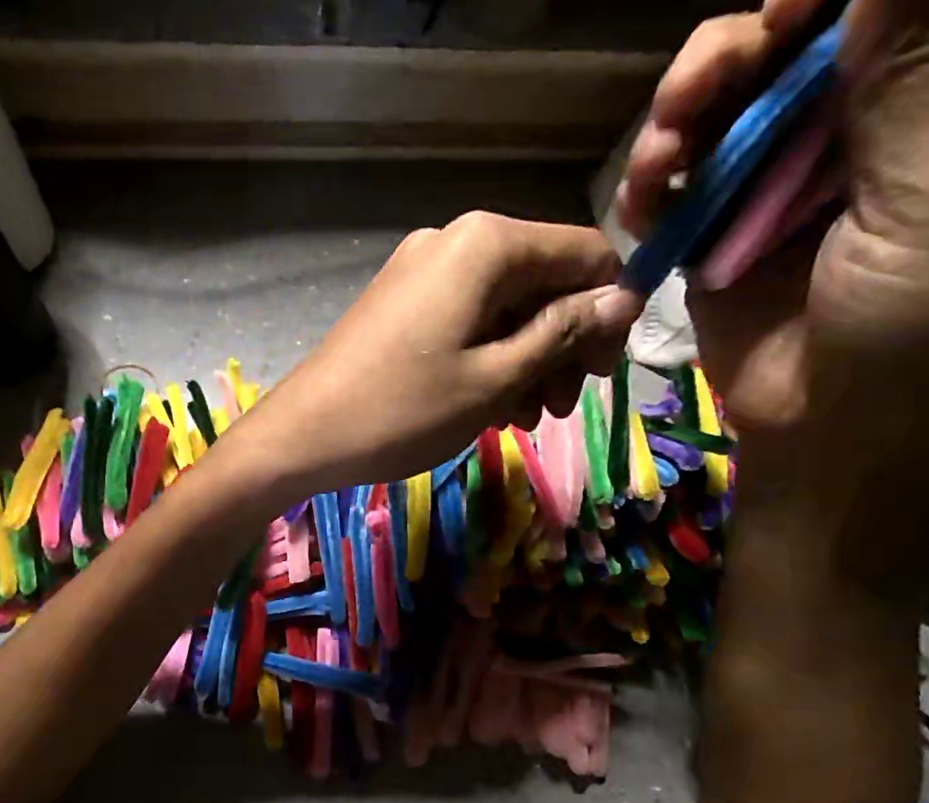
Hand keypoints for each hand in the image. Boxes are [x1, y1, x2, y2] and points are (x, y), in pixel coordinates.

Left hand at [217, 211, 639, 500]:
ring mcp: (422, 271)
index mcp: (487, 244)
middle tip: (558, 409)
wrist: (303, 435)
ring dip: (527, 361)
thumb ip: (563, 332)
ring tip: (523, 419)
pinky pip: (467, 321)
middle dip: (562, 346)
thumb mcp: (495, 377)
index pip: (584, 254)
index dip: (606, 311)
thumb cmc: (404, 409)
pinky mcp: (402, 304)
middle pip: (543, 282)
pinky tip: (490, 407)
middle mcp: (456, 241)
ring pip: (505, 307)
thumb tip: (625, 296)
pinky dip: (489, 359)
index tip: (600, 374)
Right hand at [615, 0, 928, 460]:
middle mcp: (831, 144)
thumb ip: (909, 83)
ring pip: (707, 124)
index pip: (862, 23)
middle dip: (723, 62)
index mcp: (913, 114)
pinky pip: (668, 195)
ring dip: (673, 124)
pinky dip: (648, 189)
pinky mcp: (704, 246)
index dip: (814, 5)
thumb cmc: (902, 322)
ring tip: (659, 159)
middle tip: (696, 86)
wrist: (823, 430)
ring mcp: (760, 198)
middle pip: (767, 65)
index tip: (781, 9)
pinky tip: (643, 200)